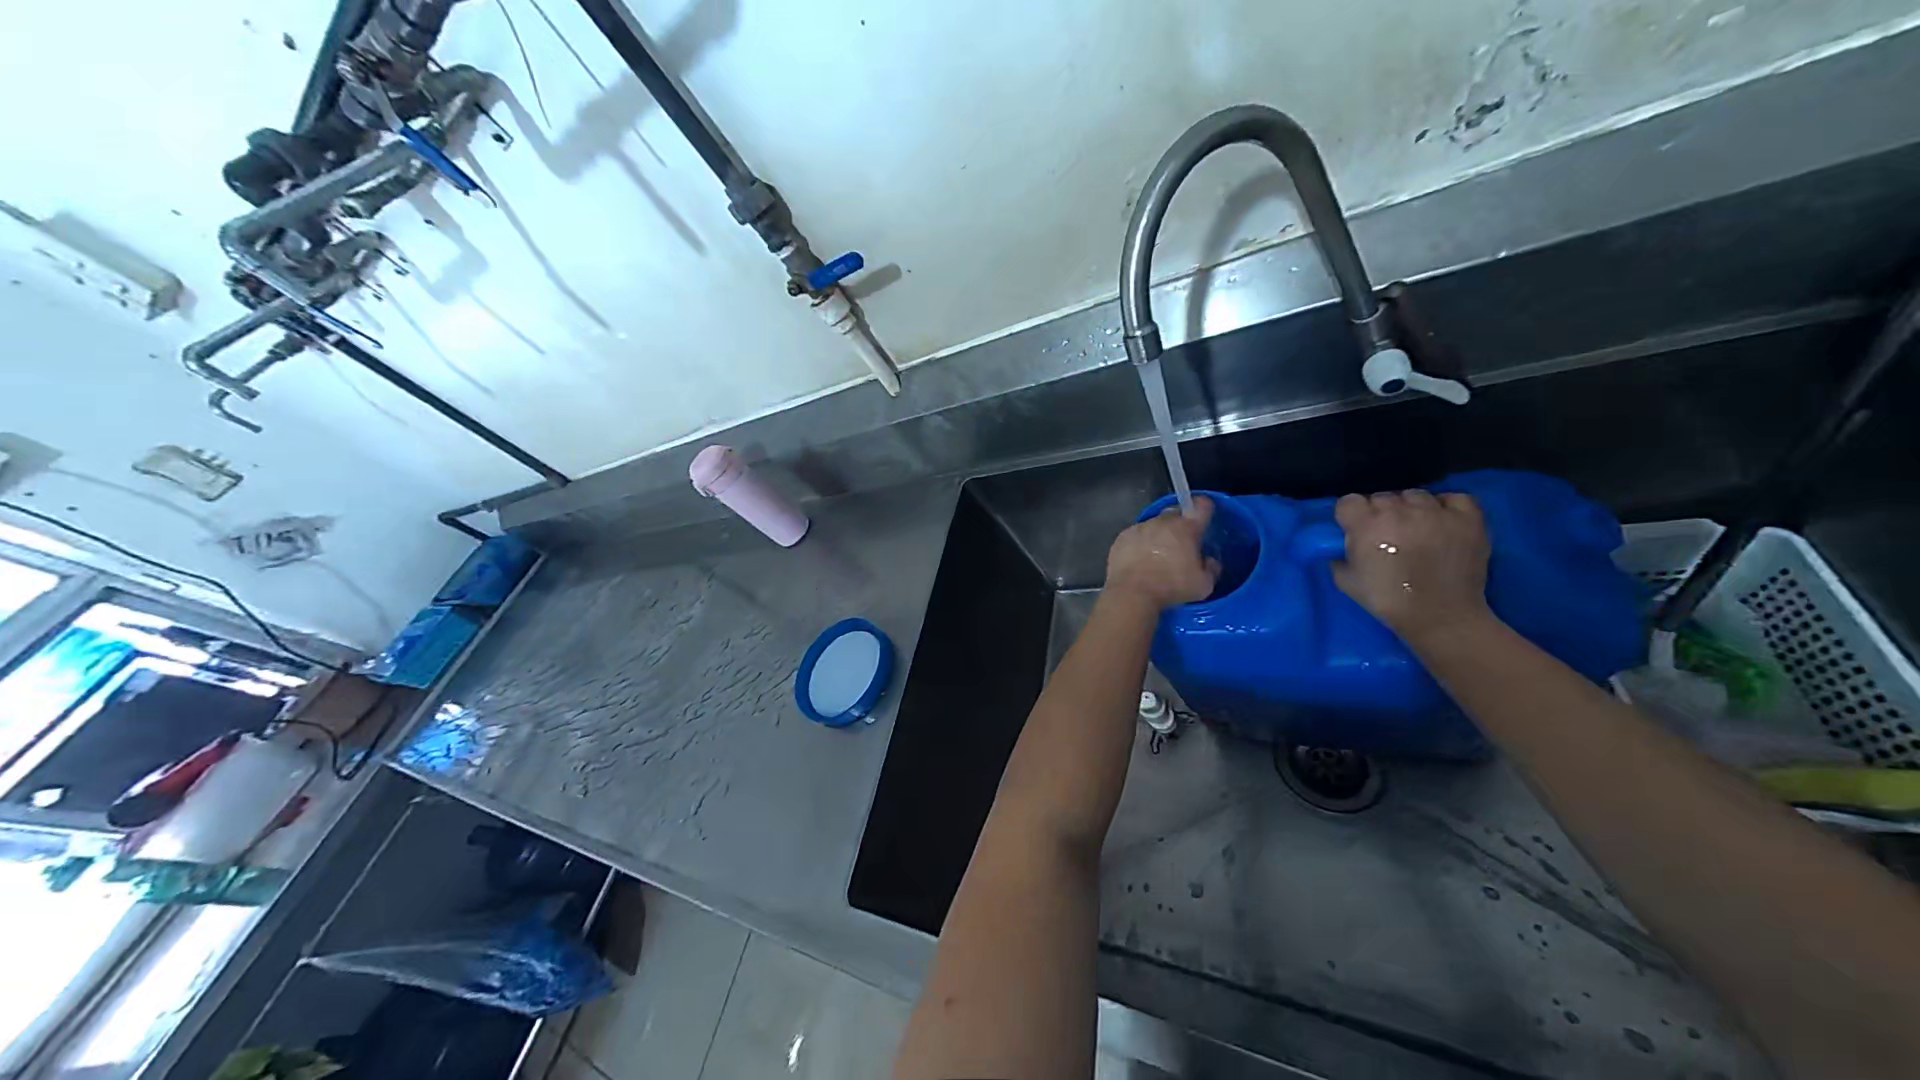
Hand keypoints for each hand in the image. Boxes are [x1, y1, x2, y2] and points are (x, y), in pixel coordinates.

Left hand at [1105, 497, 1220, 611]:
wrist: (1131, 593)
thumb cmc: (1171, 587)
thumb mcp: (1203, 585)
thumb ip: (1211, 569)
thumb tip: (1210, 561)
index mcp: (1186, 528)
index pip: (1201, 506)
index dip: (1204, 509)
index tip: (1203, 518)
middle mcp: (1162, 522)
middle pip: (1176, 514)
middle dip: (1180, 525)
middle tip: (1181, 545)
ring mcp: (1140, 527)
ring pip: (1154, 524)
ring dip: (1159, 534)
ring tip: (1157, 555)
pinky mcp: (1122, 537)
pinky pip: (1136, 535)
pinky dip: (1140, 543)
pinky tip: (1139, 559)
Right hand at [1332, 490, 1493, 642]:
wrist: (1440, 616)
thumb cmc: (1388, 601)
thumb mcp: (1346, 581)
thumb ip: (1339, 555)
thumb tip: (1343, 543)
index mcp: (1366, 526)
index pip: (1349, 501)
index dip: (1350, 516)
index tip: (1355, 529)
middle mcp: (1400, 512)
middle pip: (1382, 496)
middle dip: (1379, 513)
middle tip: (1386, 534)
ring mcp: (1436, 513)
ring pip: (1415, 495)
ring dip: (1411, 509)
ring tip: (1416, 528)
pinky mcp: (1467, 519)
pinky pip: (1454, 498)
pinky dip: (1446, 506)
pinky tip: (1442, 521)